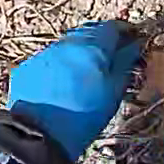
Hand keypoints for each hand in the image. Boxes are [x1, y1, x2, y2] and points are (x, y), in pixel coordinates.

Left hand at [6, 21, 142, 159]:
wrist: (39, 136)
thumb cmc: (84, 115)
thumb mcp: (114, 92)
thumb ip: (125, 64)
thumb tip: (135, 46)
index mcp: (92, 47)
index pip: (113, 27)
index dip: (125, 32)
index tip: (131, 42)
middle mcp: (67, 43)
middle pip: (89, 31)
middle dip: (103, 40)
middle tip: (112, 57)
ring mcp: (45, 53)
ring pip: (69, 43)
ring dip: (82, 52)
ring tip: (88, 71)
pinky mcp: (28, 66)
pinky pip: (51, 57)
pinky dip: (63, 63)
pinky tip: (66, 82)